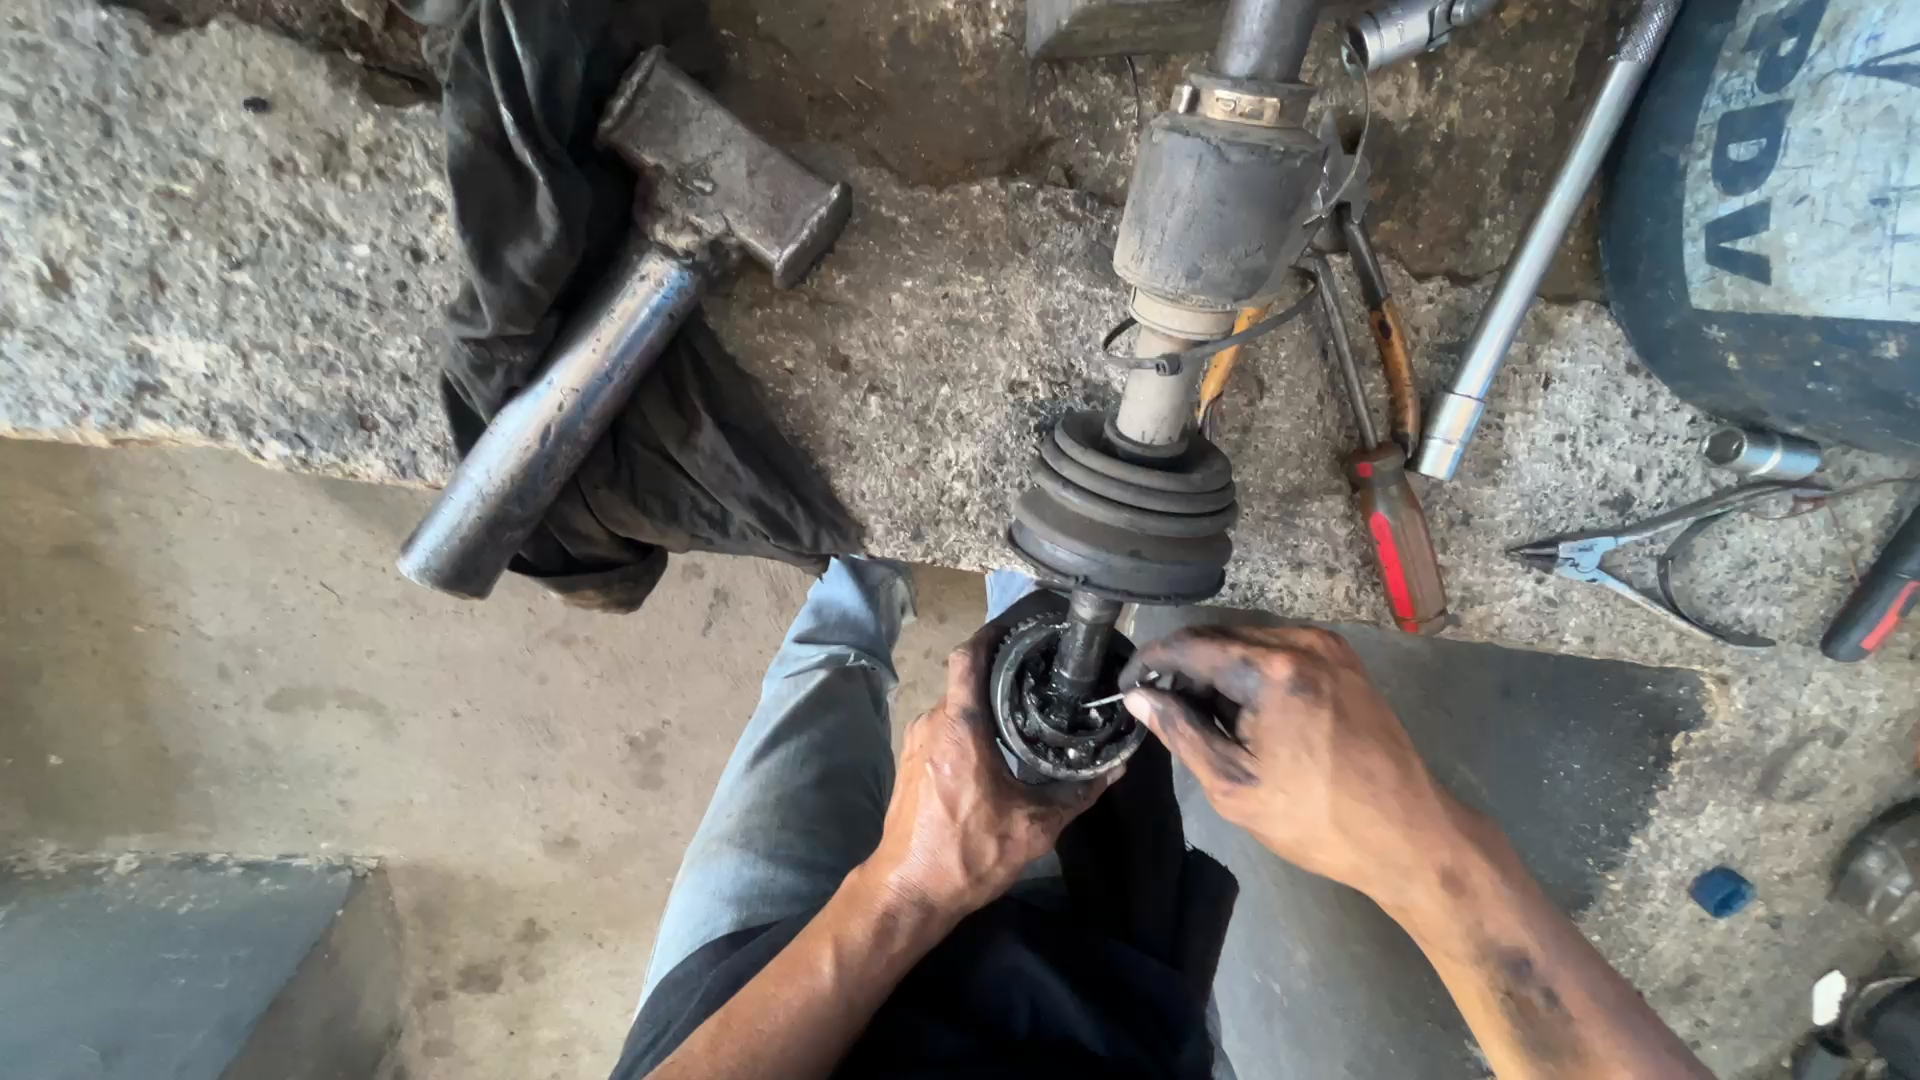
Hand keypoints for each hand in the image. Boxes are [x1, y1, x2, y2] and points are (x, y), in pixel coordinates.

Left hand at [859, 623, 1114, 919]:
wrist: (908, 890)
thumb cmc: (966, 854)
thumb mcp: (1033, 827)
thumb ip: (1076, 793)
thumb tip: (1115, 768)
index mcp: (960, 727)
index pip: (969, 656)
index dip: (993, 633)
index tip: (1022, 626)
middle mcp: (933, 722)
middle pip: (967, 678)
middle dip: (1002, 670)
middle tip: (1042, 670)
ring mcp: (917, 739)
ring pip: (957, 703)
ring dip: (987, 701)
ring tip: (1026, 703)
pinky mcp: (913, 758)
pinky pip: (946, 724)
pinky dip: (972, 722)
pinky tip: (999, 740)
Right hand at [1120, 625, 1467, 909]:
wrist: (1410, 836)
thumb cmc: (1315, 817)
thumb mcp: (1233, 783)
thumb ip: (1179, 730)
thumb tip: (1139, 697)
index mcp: (1272, 670)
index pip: (1189, 646)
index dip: (1150, 662)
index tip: (1127, 685)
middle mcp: (1301, 642)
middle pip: (1217, 637)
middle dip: (1182, 667)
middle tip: (1163, 707)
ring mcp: (1327, 647)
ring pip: (1246, 640)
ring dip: (1215, 668)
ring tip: (1204, 714)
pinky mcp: (1343, 660)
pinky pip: (1277, 649)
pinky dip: (1249, 670)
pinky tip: (1245, 708)